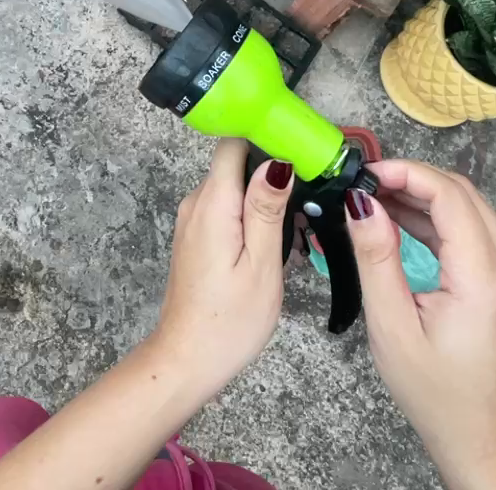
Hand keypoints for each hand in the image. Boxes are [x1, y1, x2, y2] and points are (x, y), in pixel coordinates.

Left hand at [146, 138, 294, 401]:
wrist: (188, 357)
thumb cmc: (230, 319)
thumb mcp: (261, 264)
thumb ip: (267, 209)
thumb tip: (278, 162)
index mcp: (212, 202)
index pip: (233, 144)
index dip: (266, 138)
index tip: (300, 149)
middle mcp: (195, 202)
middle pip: (234, 164)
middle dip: (271, 174)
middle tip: (307, 202)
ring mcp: (191, 218)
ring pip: (231, 187)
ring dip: (262, 199)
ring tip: (295, 230)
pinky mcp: (194, 234)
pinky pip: (224, 208)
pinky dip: (249, 215)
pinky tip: (271, 245)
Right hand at [347, 160, 495, 489]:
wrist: (481, 439)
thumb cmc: (432, 391)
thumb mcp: (391, 325)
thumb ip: (376, 256)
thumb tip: (360, 200)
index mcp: (484, 283)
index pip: (452, 198)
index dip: (408, 173)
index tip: (365, 174)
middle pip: (466, 196)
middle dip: (414, 178)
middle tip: (365, 183)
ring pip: (472, 211)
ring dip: (424, 195)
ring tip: (374, 198)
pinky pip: (475, 233)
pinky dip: (437, 218)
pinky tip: (400, 221)